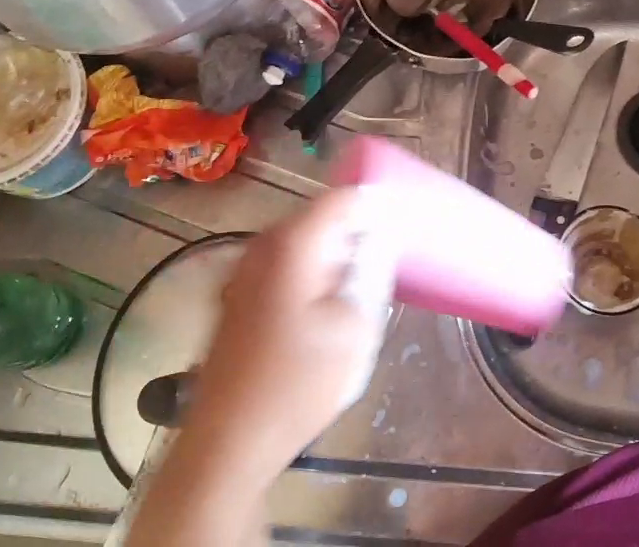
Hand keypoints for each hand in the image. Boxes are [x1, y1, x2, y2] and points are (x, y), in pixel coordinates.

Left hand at [175, 188, 392, 480]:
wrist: (229, 440)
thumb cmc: (300, 382)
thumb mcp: (356, 323)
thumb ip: (373, 266)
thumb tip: (383, 230)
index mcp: (294, 242)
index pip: (346, 197)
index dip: (380, 202)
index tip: (408, 219)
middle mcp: (262, 244)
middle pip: (321, 216)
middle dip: (359, 229)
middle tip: (393, 254)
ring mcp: (244, 270)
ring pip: (304, 243)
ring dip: (337, 254)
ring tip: (367, 282)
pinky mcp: (238, 296)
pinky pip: (286, 266)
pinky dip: (313, 272)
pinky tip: (330, 306)